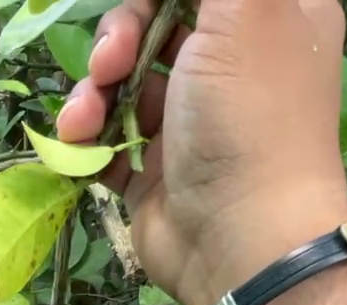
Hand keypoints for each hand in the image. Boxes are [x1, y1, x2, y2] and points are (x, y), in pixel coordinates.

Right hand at [55, 0, 346, 304]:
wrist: (237, 240)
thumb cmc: (248, 116)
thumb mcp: (246, 8)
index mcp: (267, 16)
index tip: (140, 8)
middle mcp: (226, 66)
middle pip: (154, 25)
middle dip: (119, 37)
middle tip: (112, 61)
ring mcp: (185, 123)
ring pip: (122, 84)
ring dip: (92, 93)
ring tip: (84, 118)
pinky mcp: (150, 172)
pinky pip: (106, 140)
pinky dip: (87, 140)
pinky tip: (79, 145)